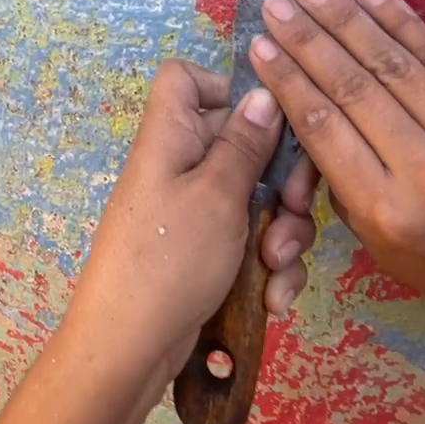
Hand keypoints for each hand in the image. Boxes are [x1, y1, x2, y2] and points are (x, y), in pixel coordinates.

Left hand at [64, 60, 320, 389]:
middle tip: (292, 210)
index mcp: (170, 134)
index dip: (222, 87)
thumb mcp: (217, 195)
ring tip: (275, 266)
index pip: (185, 78)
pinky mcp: (205, 246)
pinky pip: (248, 237)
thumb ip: (245, 143)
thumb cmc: (170, 257)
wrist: (131, 344)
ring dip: (280, 233)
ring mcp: (193, 207)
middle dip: (278, 181)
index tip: (263, 121)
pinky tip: (272, 298)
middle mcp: (180, 163)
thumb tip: (263, 93)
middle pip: (241, 141)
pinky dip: (266, 265)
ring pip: (255, 196)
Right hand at [249, 0, 424, 336]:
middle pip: (353, 87)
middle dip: (306, 38)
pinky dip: (401, 20)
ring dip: (345, 18)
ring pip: (394, 64)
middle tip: (275, 3)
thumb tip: (296, 96)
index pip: (322, 125)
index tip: (258, 42)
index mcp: (385, 210)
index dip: (286, 78)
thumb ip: (335, 169)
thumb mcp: (370, 234)